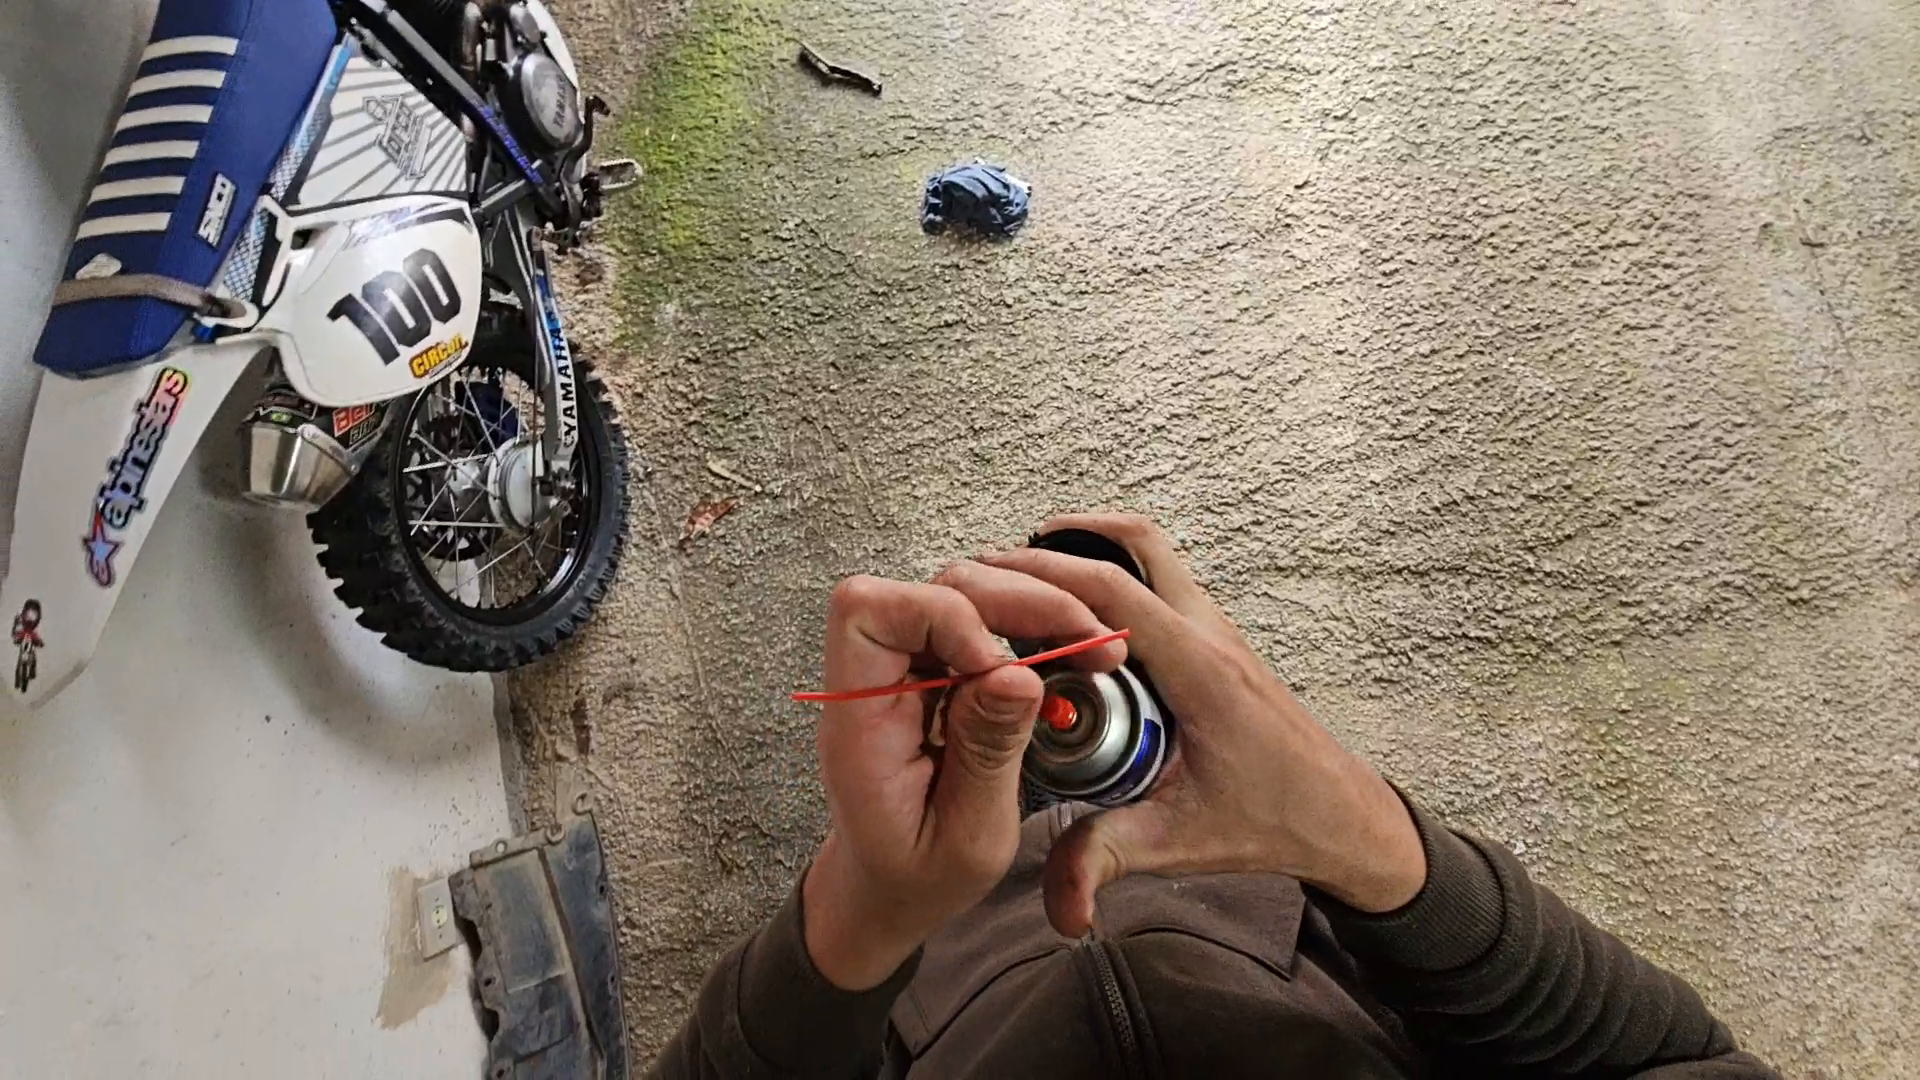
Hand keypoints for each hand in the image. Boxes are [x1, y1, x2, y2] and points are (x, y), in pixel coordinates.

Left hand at [803, 568, 1126, 988]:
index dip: (940, 616)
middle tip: (1089, 640)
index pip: (868, 611)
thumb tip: (1020, 673)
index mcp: (858, 719)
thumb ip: (988, 752)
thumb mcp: (967, 837)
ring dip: (1033, 607)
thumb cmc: (916, 876)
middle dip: (1016, 602)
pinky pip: (981, 619)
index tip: (997, 665)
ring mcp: (907, 667)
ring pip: (963, 591)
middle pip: (933, 587)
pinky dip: (1030, 625)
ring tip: (1091, 645)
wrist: (888, 887)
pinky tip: (1068, 649)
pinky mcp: (935, 668)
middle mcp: (876, 677)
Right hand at [981, 514, 1426, 935]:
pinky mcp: (1214, 638)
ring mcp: (1215, 628)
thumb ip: (1109, 859)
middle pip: (1139, 543)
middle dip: (1068, 537)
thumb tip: (1058, 902)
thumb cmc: (1277, 819)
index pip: (1114, 593)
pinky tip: (1082, 606)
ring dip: (1095, 544)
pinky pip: (1162, 577)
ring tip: (1036, 565)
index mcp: (1198, 670)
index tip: (996, 574)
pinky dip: (1117, 567)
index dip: (1047, 575)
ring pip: (1154, 551)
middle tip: (1008, 557)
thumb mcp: (1181, 842)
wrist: (1344, 813)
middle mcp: (1208, 633)